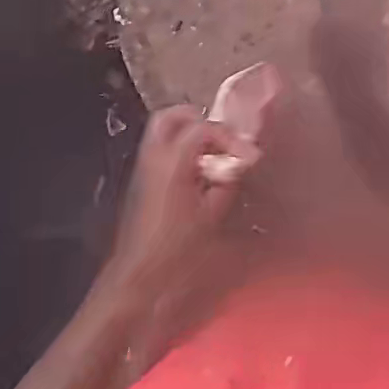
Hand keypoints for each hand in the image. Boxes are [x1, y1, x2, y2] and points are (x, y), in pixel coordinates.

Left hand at [107, 106, 252, 288]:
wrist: (140, 272)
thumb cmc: (178, 246)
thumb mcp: (212, 213)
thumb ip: (227, 182)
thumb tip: (236, 165)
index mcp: (173, 161)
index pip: (203, 128)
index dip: (229, 137)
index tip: (248, 156)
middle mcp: (154, 155)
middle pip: (173, 116)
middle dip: (201, 121)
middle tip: (224, 141)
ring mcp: (144, 165)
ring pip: (164, 130)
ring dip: (190, 134)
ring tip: (214, 156)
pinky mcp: (142, 178)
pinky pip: (161, 149)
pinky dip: (181, 149)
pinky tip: (199, 172)